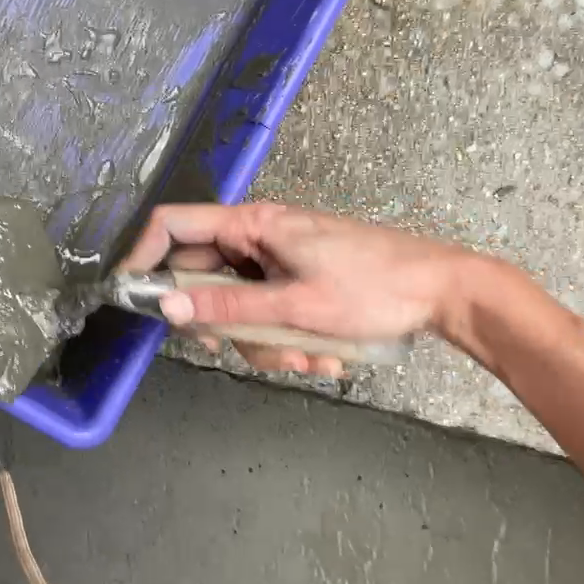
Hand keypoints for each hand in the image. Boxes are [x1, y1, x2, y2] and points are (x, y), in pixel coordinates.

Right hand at [120, 202, 482, 376]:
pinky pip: (264, 310)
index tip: (134, 295)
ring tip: (305, 359)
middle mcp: (256, 237)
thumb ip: (227, 306)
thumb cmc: (375, 287)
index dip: (142, 254)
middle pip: (202, 276)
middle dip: (219, 320)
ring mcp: (275, 260)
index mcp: (250, 224)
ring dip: (260, 339)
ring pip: (234, 302)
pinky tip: (321, 355)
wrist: (449, 293)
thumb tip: (166, 306)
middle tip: (231, 348)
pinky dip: (283, 337)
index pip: (172, 225)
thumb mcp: (297, 305)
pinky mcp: (295, 280)